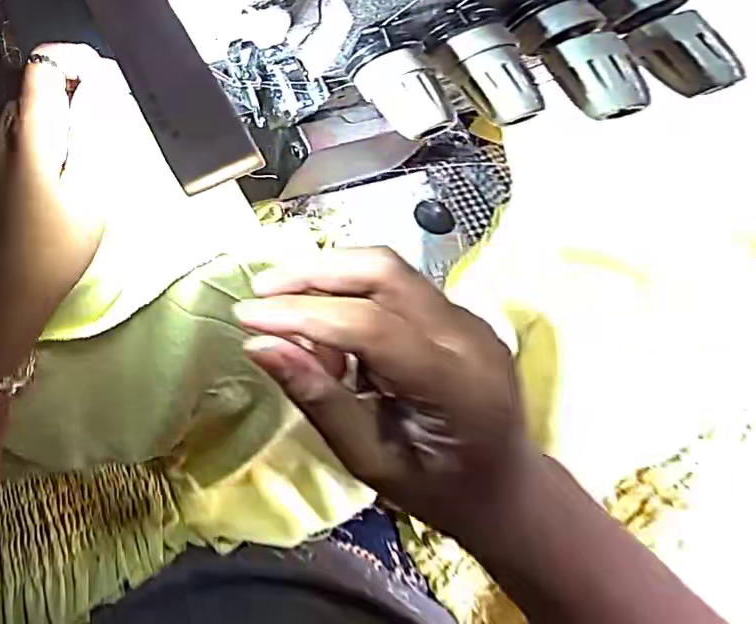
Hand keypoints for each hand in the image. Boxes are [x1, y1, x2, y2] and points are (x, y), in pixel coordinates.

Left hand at [0, 43, 113, 366]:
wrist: (7, 288)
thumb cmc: (56, 244)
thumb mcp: (92, 187)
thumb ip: (95, 127)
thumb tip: (99, 85)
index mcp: (24, 129)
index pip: (42, 63)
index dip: (72, 59)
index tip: (98, 77)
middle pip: (30, 82)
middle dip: (66, 89)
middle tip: (98, 118)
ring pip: (16, 102)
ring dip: (44, 110)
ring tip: (70, 141)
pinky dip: (22, 126)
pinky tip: (39, 156)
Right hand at [234, 247, 543, 542]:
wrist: (508, 491)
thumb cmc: (438, 489)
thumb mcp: (369, 460)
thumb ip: (316, 398)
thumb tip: (259, 344)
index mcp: (456, 385)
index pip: (369, 324)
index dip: (301, 314)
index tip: (247, 317)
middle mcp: (467, 335)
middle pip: (380, 270)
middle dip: (311, 273)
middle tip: (262, 295)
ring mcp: (464, 315)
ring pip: (381, 265)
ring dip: (324, 277)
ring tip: (292, 318)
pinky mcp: (451, 307)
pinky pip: (388, 279)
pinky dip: (344, 290)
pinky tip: (327, 327)